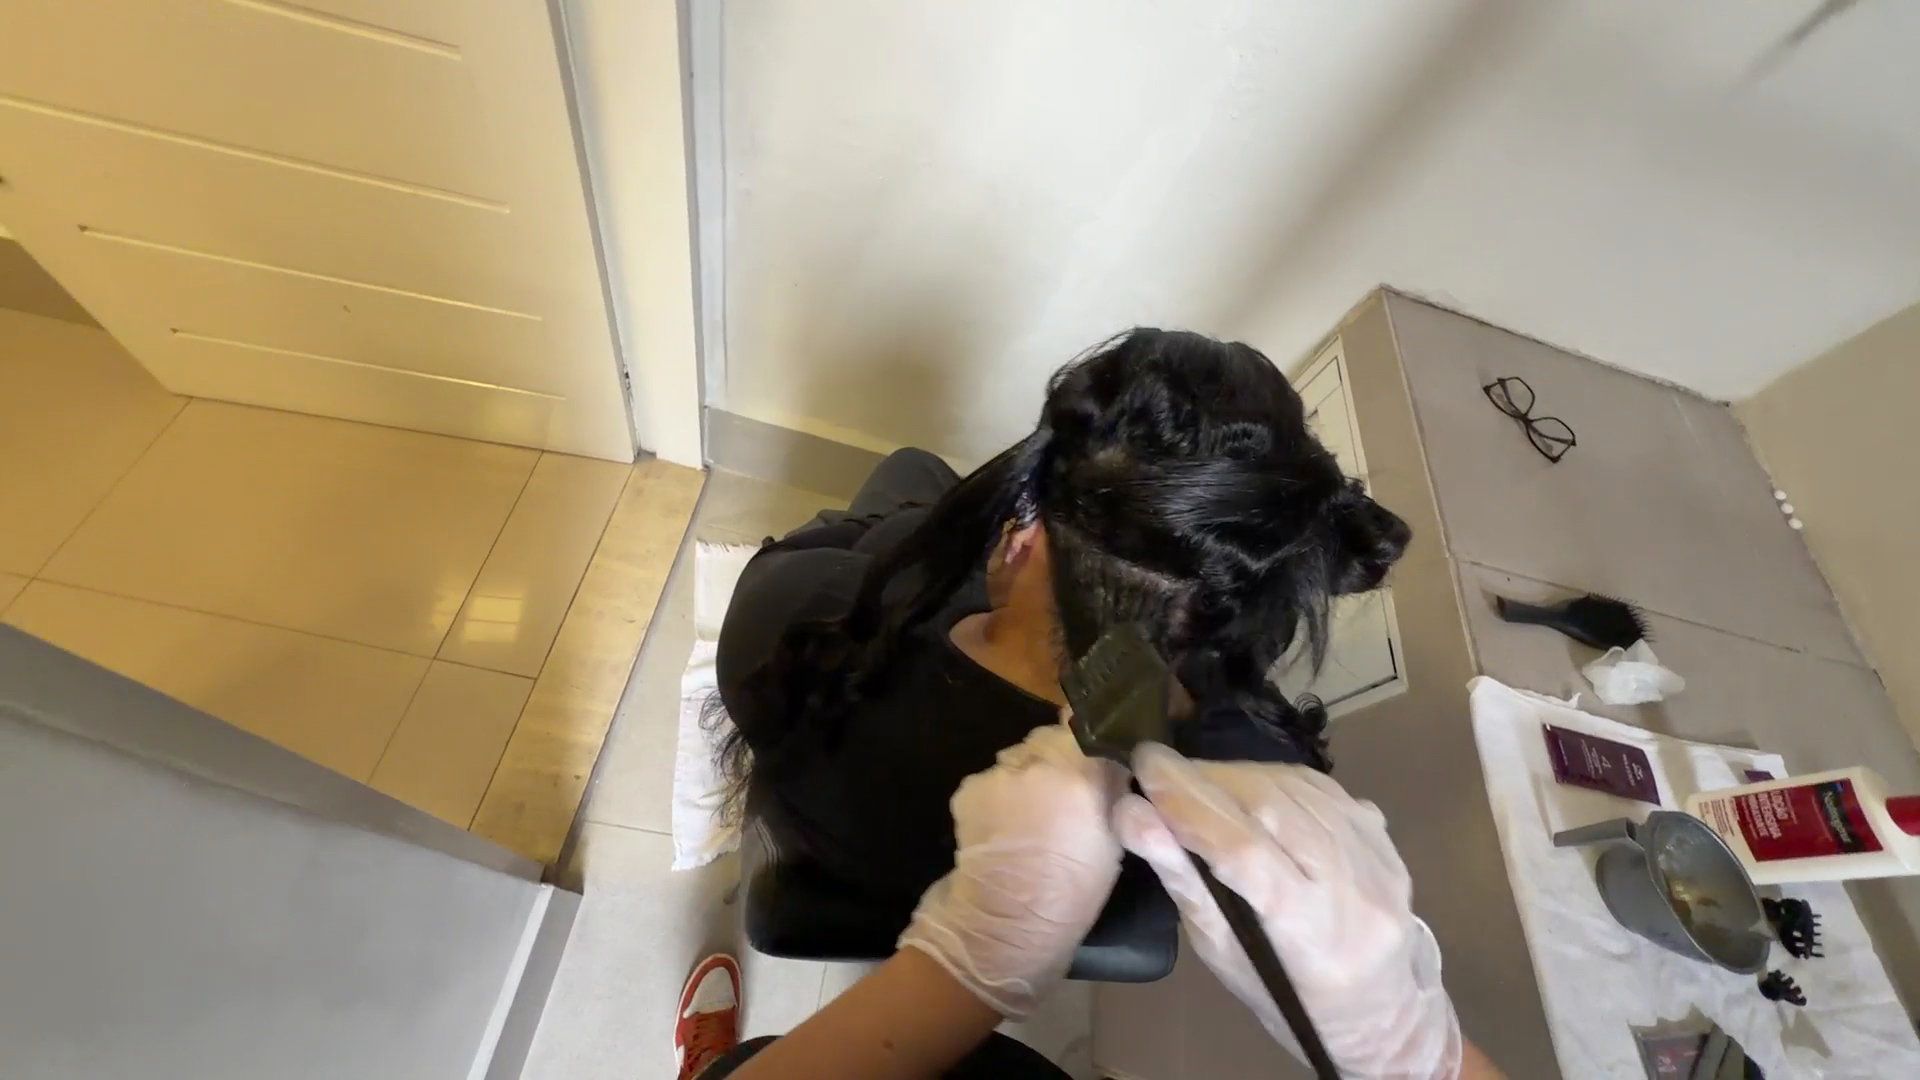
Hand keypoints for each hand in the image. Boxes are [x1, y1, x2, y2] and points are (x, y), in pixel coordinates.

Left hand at [898, 719, 1126, 1018]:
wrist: (1007, 924)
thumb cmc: (1073, 892)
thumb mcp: (1112, 840)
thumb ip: (1109, 789)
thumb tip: (1110, 761)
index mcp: (1083, 773)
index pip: (1085, 726)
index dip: (1085, 738)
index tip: (1087, 754)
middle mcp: (1040, 761)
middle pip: (1048, 739)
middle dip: (1054, 759)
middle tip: (1057, 794)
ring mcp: (1001, 771)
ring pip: (1017, 759)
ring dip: (1024, 777)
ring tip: (1025, 817)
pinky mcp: (969, 786)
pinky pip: (989, 780)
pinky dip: (994, 796)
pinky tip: (999, 827)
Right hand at [1113, 744, 1462, 1078]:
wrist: (1382, 1010)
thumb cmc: (1285, 993)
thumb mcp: (1220, 949)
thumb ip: (1180, 878)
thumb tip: (1132, 815)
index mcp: (1309, 933)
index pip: (1243, 850)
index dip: (1188, 803)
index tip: (1144, 767)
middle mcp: (1352, 887)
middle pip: (1267, 805)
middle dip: (1203, 779)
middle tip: (1161, 774)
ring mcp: (1374, 854)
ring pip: (1290, 783)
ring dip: (1231, 773)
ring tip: (1197, 782)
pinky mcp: (1382, 832)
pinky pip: (1314, 782)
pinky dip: (1266, 775)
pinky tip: (1244, 788)